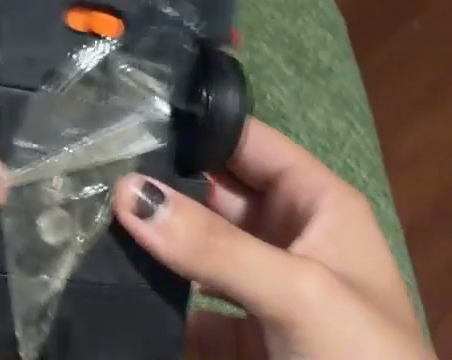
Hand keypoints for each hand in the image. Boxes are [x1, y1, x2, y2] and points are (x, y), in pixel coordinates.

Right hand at [112, 119, 434, 359]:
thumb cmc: (360, 358)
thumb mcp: (296, 293)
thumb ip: (213, 244)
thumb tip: (126, 190)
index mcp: (318, 202)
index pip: (248, 143)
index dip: (196, 127)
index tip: (127, 116)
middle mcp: (289, 236)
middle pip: (215, 194)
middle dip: (161, 185)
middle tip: (95, 169)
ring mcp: (265, 290)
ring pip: (198, 251)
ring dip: (154, 244)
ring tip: (91, 219)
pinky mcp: (244, 342)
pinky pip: (190, 308)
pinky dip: (157, 302)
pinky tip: (112, 286)